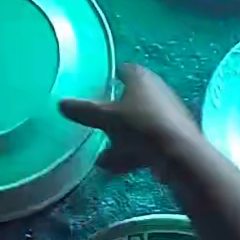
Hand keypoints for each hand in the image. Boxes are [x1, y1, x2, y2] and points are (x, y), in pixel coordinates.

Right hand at [60, 62, 200, 173]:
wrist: (178, 153)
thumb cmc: (140, 126)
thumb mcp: (107, 118)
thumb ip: (84, 111)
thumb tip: (60, 104)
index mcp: (141, 78)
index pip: (122, 70)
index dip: (108, 78)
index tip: (94, 90)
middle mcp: (156, 90)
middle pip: (130, 100)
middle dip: (113, 115)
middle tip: (96, 125)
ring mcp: (166, 114)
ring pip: (137, 124)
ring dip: (120, 140)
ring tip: (101, 158)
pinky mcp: (172, 137)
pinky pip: (146, 142)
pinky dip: (131, 153)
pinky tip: (116, 169)